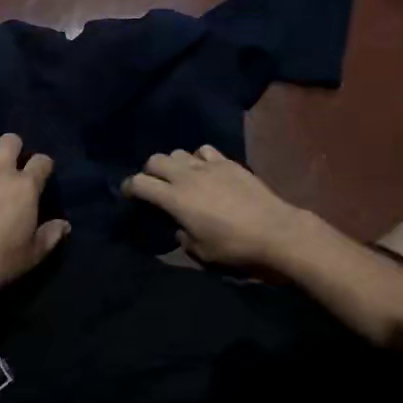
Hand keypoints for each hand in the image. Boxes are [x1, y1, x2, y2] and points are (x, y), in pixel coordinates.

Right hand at [121, 146, 309, 270]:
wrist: (274, 230)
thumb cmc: (234, 246)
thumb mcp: (200, 251)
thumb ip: (182, 235)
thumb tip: (180, 226)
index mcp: (175, 198)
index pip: (140, 183)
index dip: (128, 187)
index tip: (128, 194)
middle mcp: (187, 175)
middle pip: (156, 160)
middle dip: (149, 171)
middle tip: (154, 185)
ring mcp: (209, 165)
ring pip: (179, 152)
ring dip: (173, 163)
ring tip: (179, 176)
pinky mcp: (228, 162)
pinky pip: (204, 151)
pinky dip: (198, 158)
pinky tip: (205, 169)